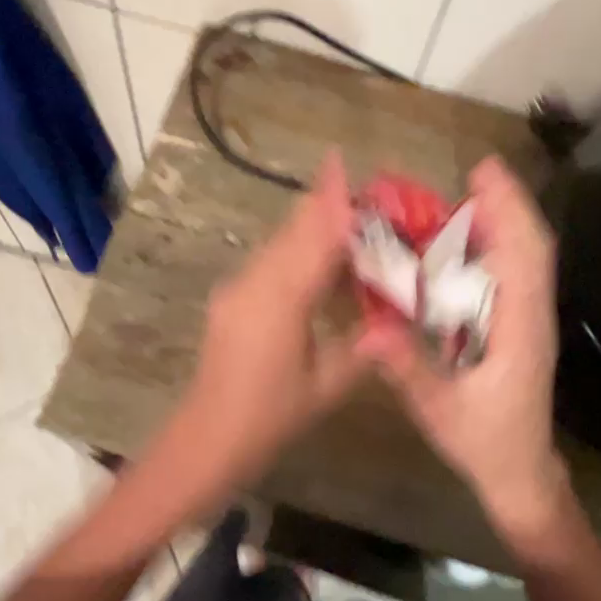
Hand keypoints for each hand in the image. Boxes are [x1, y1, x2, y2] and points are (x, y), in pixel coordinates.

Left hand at [165, 151, 369, 490]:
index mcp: (282, 298)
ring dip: (311, 232)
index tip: (341, 161)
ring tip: (351, 231)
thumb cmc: (269, 417)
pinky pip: (269, 264)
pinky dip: (297, 256)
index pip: (314, 236)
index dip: (331, 199)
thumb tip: (394, 323)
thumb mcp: (327, 387)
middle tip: (362, 195)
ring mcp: (238, 289)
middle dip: (323, 208)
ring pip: (279, 245)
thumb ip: (364, 349)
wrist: (206, 439)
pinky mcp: (231, 301)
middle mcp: (256, 282)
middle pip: (293, 230)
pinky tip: (320, 272)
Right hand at [363, 157, 573, 540]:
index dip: (508, 211)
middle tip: (474, 173)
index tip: (484, 174)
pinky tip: (472, 242)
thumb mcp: (439, 411)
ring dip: (507, 222)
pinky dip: (501, 247)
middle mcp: (532, 317)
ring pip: (530, 259)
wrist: (522, 474)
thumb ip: (407, 369)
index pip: (524, 259)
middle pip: (532, 248)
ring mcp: (531, 322)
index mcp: (519, 331)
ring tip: (471, 196)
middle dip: (509, 204)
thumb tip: (368, 331)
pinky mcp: (523, 329)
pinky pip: (518, 276)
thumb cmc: (485, 444)